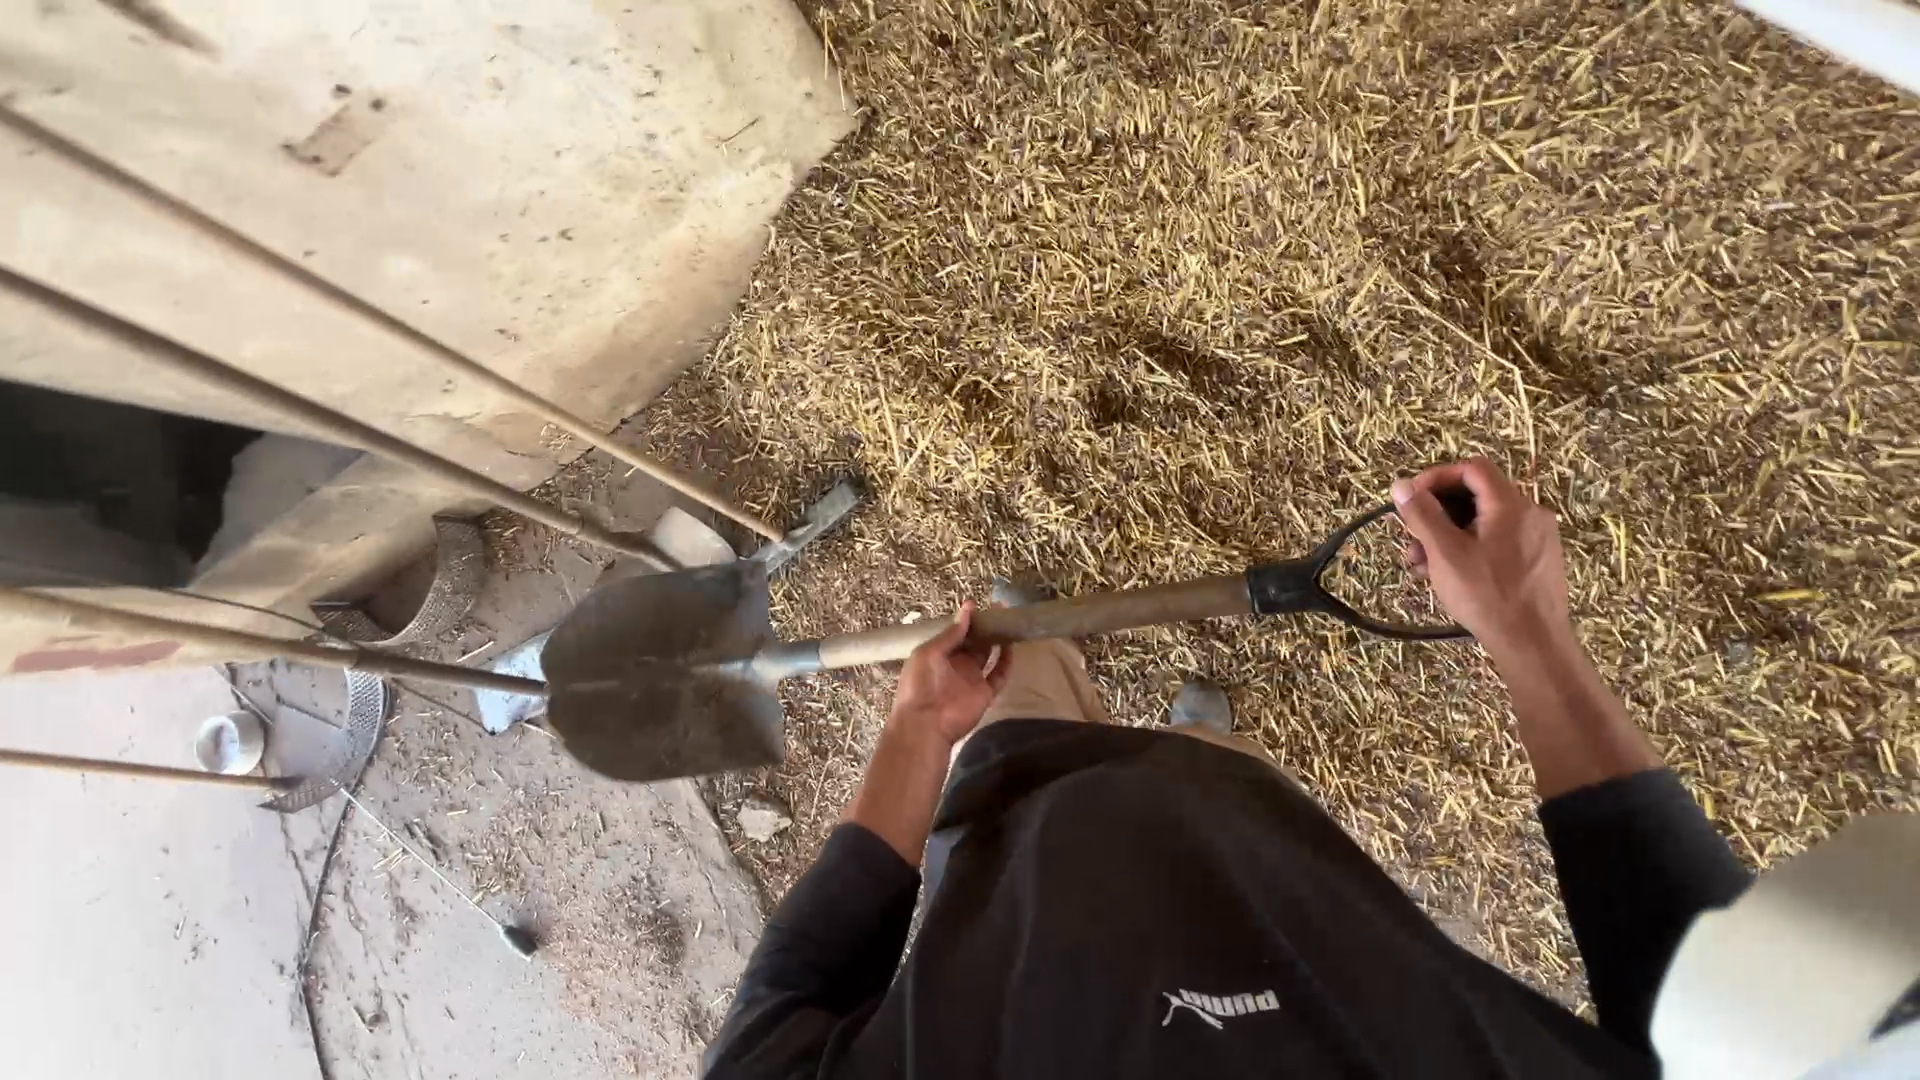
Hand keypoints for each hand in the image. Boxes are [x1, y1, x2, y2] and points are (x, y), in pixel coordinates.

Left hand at [887, 601, 1008, 748]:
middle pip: (974, 641)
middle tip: (999, 609)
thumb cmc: (921, 684)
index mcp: (938, 654)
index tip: (978, 604)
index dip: (967, 619)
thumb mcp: (929, 652)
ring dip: (997, 640)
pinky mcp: (985, 692)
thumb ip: (950, 633)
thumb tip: (966, 609)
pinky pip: (999, 674)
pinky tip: (1011, 646)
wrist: (926, 723)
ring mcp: (972, 678)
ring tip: (1008, 622)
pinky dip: (1005, 662)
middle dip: (985, 626)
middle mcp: (956, 664)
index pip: (956, 633)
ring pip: (988, 655)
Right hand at [1392, 457, 1570, 656]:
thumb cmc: (1486, 593)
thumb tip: (1401, 485)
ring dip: (1445, 535)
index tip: (1410, 498)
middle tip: (1409, 538)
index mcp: (1510, 505)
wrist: (1533, 642)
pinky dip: (1465, 548)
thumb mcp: (1445, 552)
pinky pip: (1494, 540)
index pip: (1472, 469)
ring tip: (1420, 564)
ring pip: (1481, 521)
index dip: (1437, 477)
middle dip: (1435, 513)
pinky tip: (1445, 574)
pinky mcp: (1535, 559)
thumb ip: (1422, 515)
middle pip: (1474, 496)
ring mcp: (1535, 537)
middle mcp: (1529, 514)